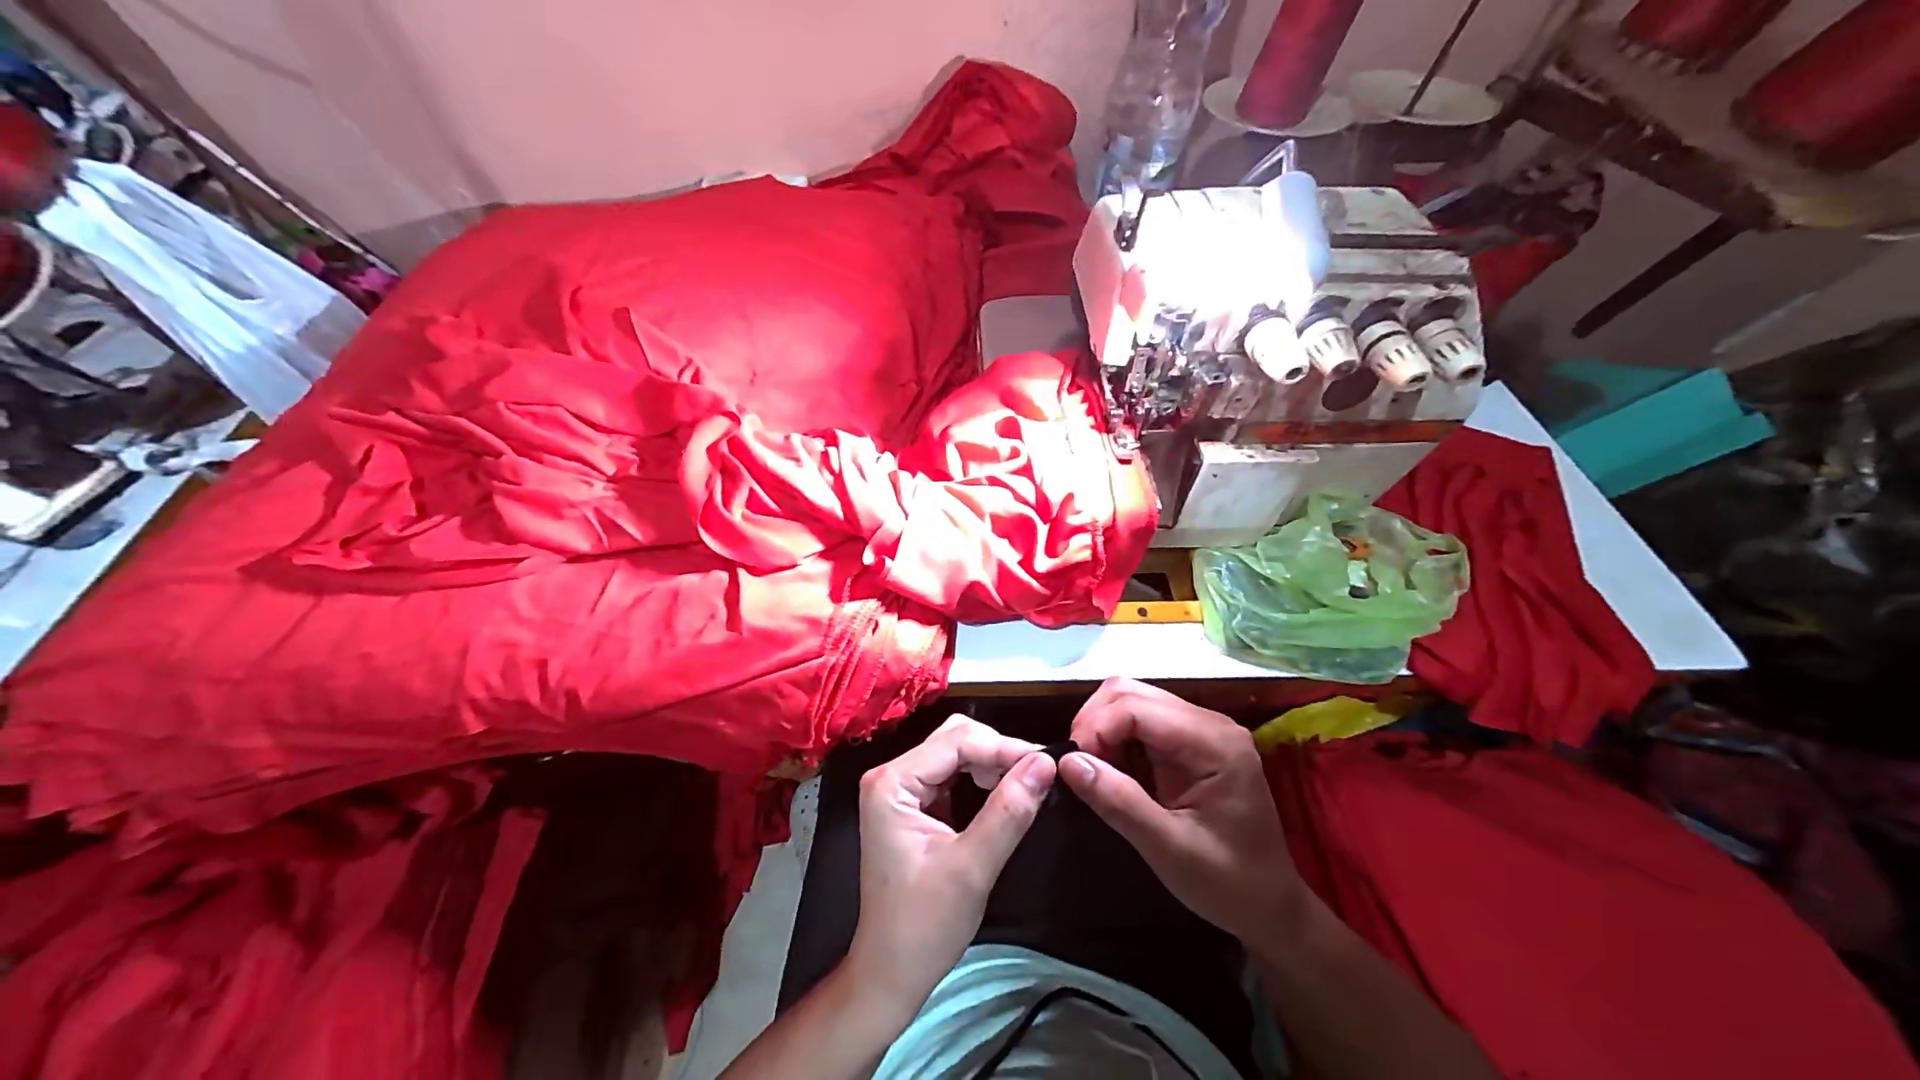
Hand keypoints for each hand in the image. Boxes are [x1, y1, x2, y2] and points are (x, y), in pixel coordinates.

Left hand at [849, 716, 1055, 996]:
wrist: (892, 972)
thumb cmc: (924, 925)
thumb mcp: (972, 868)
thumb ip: (1009, 812)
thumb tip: (1045, 764)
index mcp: (891, 783)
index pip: (956, 742)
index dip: (1004, 748)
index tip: (1046, 762)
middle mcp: (890, 776)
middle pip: (954, 739)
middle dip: (998, 751)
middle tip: (1038, 773)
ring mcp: (899, 790)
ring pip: (955, 752)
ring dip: (992, 763)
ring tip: (1025, 784)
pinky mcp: (912, 805)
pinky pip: (952, 774)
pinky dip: (981, 777)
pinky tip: (1003, 791)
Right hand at [1060, 678, 1305, 942]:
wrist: (1270, 907)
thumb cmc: (1228, 883)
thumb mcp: (1169, 850)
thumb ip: (1118, 802)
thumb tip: (1067, 762)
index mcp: (1214, 742)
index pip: (1136, 708)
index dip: (1096, 728)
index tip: (1072, 767)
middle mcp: (1208, 723)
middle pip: (1131, 693)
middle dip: (1094, 723)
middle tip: (1077, 767)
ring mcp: (1200, 729)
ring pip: (1131, 701)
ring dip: (1101, 729)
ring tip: (1091, 770)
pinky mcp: (1189, 742)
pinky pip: (1140, 721)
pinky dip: (1115, 738)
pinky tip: (1110, 770)